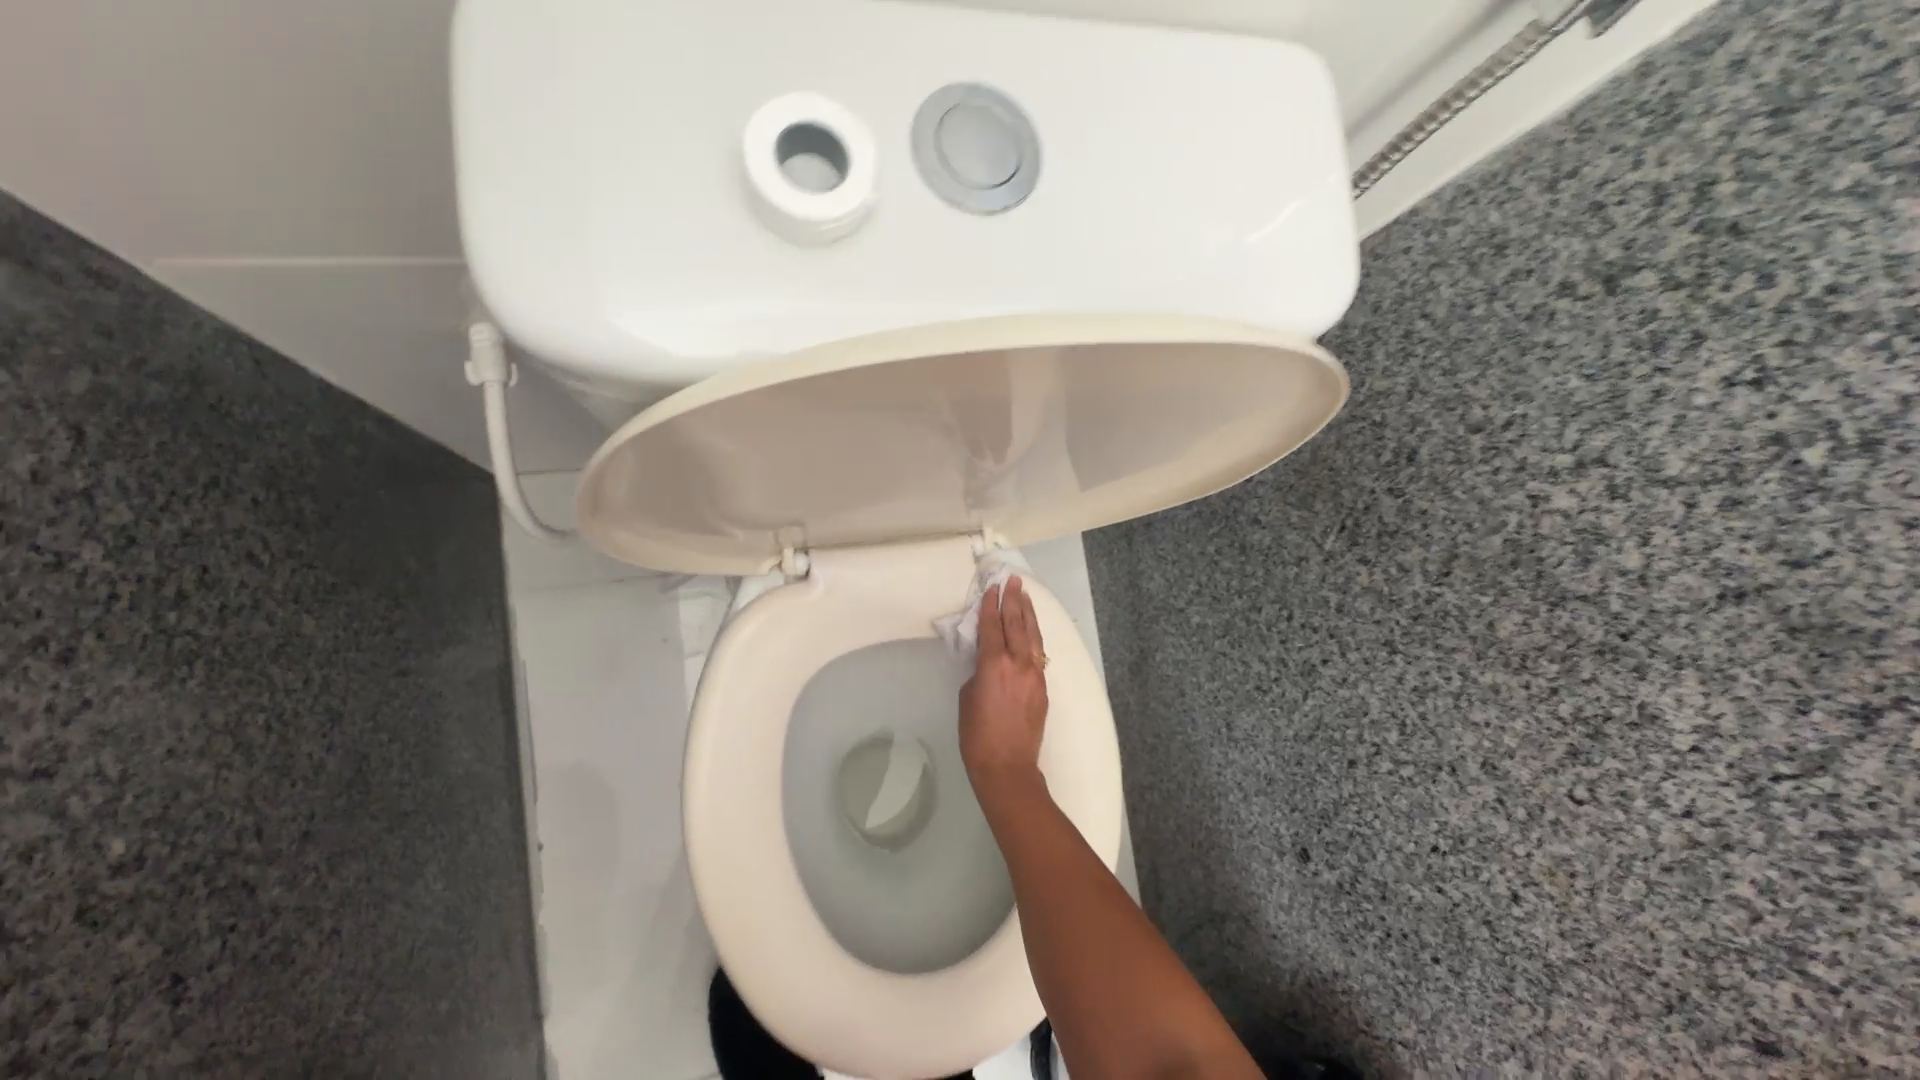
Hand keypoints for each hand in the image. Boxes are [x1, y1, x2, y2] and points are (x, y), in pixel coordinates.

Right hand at [959, 576, 1048, 792]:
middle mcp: (1018, 664)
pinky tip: (1030, 631)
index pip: (992, 627)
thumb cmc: (976, 736)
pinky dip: (1033, 638)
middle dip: (1013, 601)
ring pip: (1033, 637)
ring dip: (1028, 614)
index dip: (990, 606)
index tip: (991, 588)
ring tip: (1025, 595)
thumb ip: (978, 673)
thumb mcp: (967, 698)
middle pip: (1016, 625)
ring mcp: (1035, 675)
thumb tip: (986, 663)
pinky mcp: (1043, 688)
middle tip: (1013, 581)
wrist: (1007, 767)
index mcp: (994, 665)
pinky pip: (1038, 655)